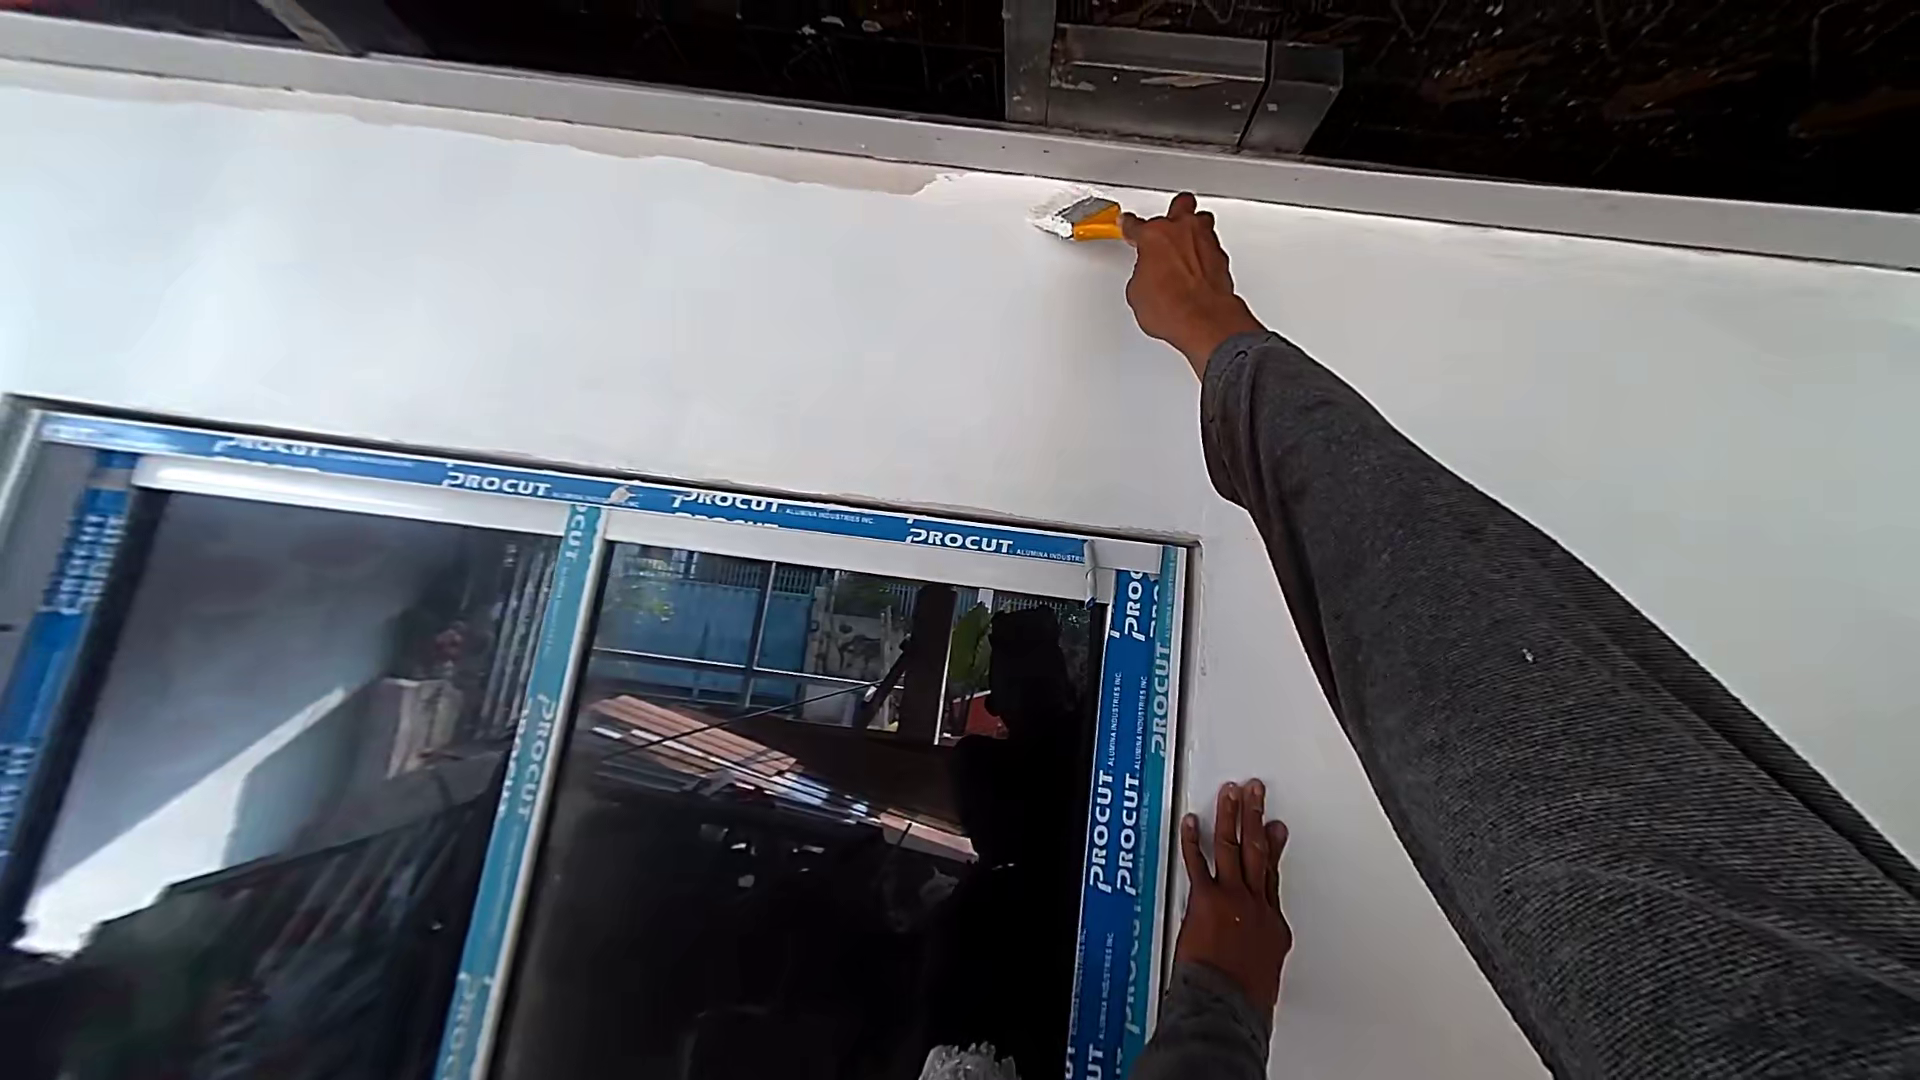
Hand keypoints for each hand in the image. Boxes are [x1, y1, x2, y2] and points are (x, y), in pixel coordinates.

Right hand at [1120, 193, 1266, 376]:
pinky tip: (1197, 266)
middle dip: (1173, 212)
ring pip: (1201, 220)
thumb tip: (1147, 277)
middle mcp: (1183, 230)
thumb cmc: (1171, 305)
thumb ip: (1141, 274)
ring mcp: (1205, 240)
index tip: (1128, 225)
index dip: (1130, 225)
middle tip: (1166, 224)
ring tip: (1184, 244)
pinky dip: (1203, 253)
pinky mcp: (1221, 256)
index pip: (1136, 224)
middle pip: (1180, 205)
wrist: (1202, 319)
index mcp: (1154, 235)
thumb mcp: (1137, 293)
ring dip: (1193, 229)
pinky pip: (1211, 245)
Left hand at [1173, 779, 1291, 1015]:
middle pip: (1257, 850)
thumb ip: (1258, 943)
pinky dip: (1192, 839)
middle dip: (1255, 816)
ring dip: (1230, 815)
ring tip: (1230, 792)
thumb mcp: (1265, 968)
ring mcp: (1231, 898)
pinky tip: (1190, 820)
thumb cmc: (1245, 995)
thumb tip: (1251, 940)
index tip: (1274, 825)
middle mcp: (1254, 904)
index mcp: (1272, 922)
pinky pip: (1198, 861)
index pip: (1272, 873)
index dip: (1273, 845)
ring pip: (1232, 847)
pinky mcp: (1206, 898)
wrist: (1227, 1006)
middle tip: (1255, 790)